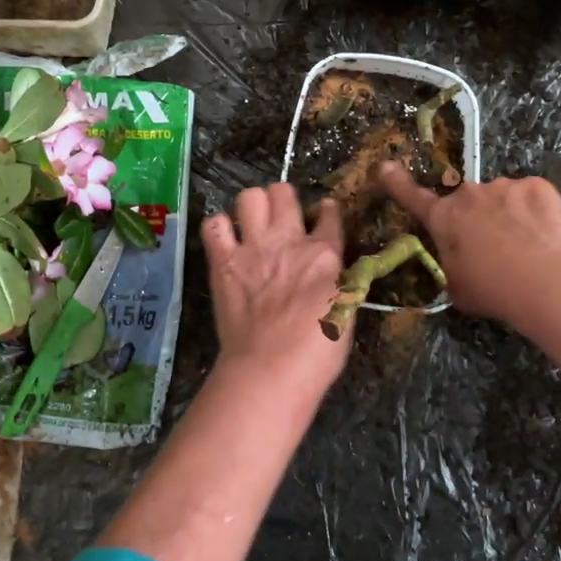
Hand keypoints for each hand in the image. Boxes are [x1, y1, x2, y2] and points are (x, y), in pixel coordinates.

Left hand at [202, 184, 349, 392]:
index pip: (330, 216)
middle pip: (283, 192)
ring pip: (249, 197)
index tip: (326, 213)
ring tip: (253, 223)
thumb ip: (344, 282)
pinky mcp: (222, 261)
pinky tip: (225, 240)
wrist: (271, 368)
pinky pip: (214, 225)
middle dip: (283, 198)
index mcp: (324, 253)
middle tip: (283, 217)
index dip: (328, 211)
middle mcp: (288, 240)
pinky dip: (219, 228)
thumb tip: (342, 270)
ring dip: (252, 206)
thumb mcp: (347, 312)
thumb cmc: (317, 350)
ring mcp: (252, 247)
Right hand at [380, 162, 560, 334]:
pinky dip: (537, 212)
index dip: (398, 182)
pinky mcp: (537, 186)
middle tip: (497, 250)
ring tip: (529, 249)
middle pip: (469, 203)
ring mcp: (504, 186)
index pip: (413, 197)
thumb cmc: (494, 290)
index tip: (386, 166)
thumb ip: (450, 266)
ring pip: (503, 199)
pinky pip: (532, 197)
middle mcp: (468, 195)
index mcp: (444, 218)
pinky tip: (548, 237)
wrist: (549, 282)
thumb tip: (456, 262)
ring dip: (509, 216)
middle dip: (478, 219)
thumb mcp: (457, 287)